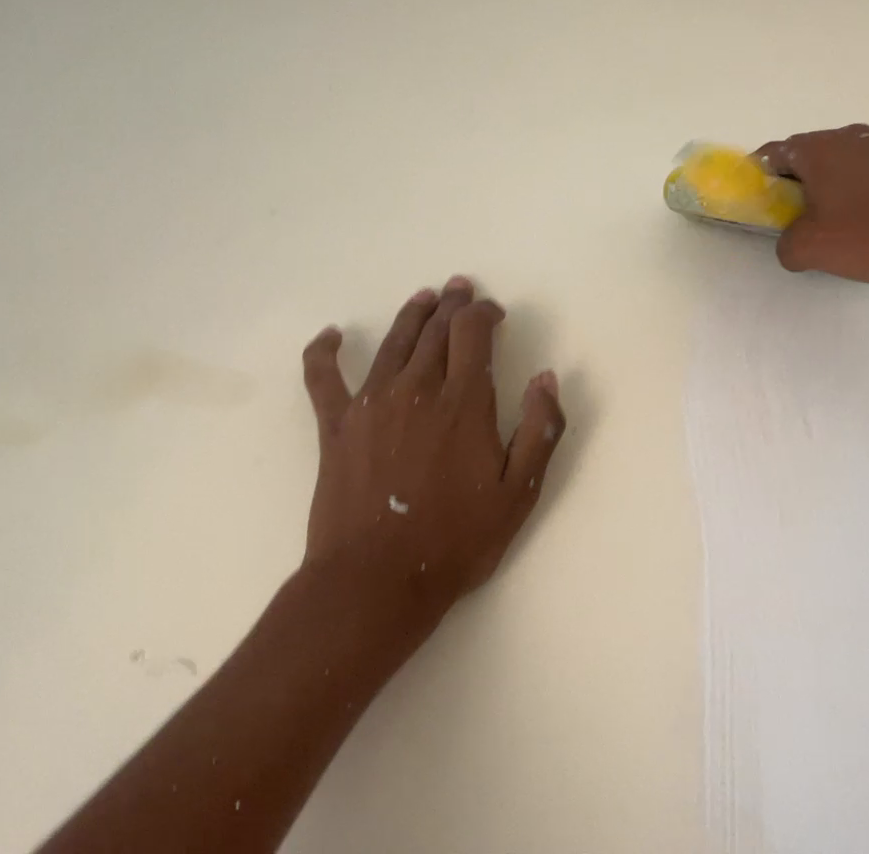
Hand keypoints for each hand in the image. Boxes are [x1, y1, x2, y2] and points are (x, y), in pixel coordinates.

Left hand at [298, 276, 564, 624]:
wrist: (375, 580)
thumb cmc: (456, 540)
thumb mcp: (519, 493)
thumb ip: (540, 430)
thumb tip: (546, 378)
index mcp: (463, 402)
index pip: (473, 334)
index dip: (484, 314)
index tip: (494, 313)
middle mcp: (416, 389)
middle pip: (435, 330)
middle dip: (452, 305)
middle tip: (460, 289)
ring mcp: (370, 404)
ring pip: (393, 342)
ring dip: (411, 315)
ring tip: (423, 298)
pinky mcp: (334, 426)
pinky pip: (323, 376)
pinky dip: (324, 351)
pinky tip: (332, 335)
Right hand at [757, 124, 868, 284]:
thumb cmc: (868, 237)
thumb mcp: (809, 250)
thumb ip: (786, 245)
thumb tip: (791, 243)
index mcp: (819, 148)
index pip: (775, 152)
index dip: (761, 175)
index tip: (760, 198)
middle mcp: (849, 137)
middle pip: (808, 154)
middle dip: (795, 180)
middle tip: (793, 215)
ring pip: (841, 161)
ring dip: (829, 184)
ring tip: (830, 220)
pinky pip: (867, 171)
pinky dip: (857, 189)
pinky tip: (864, 219)